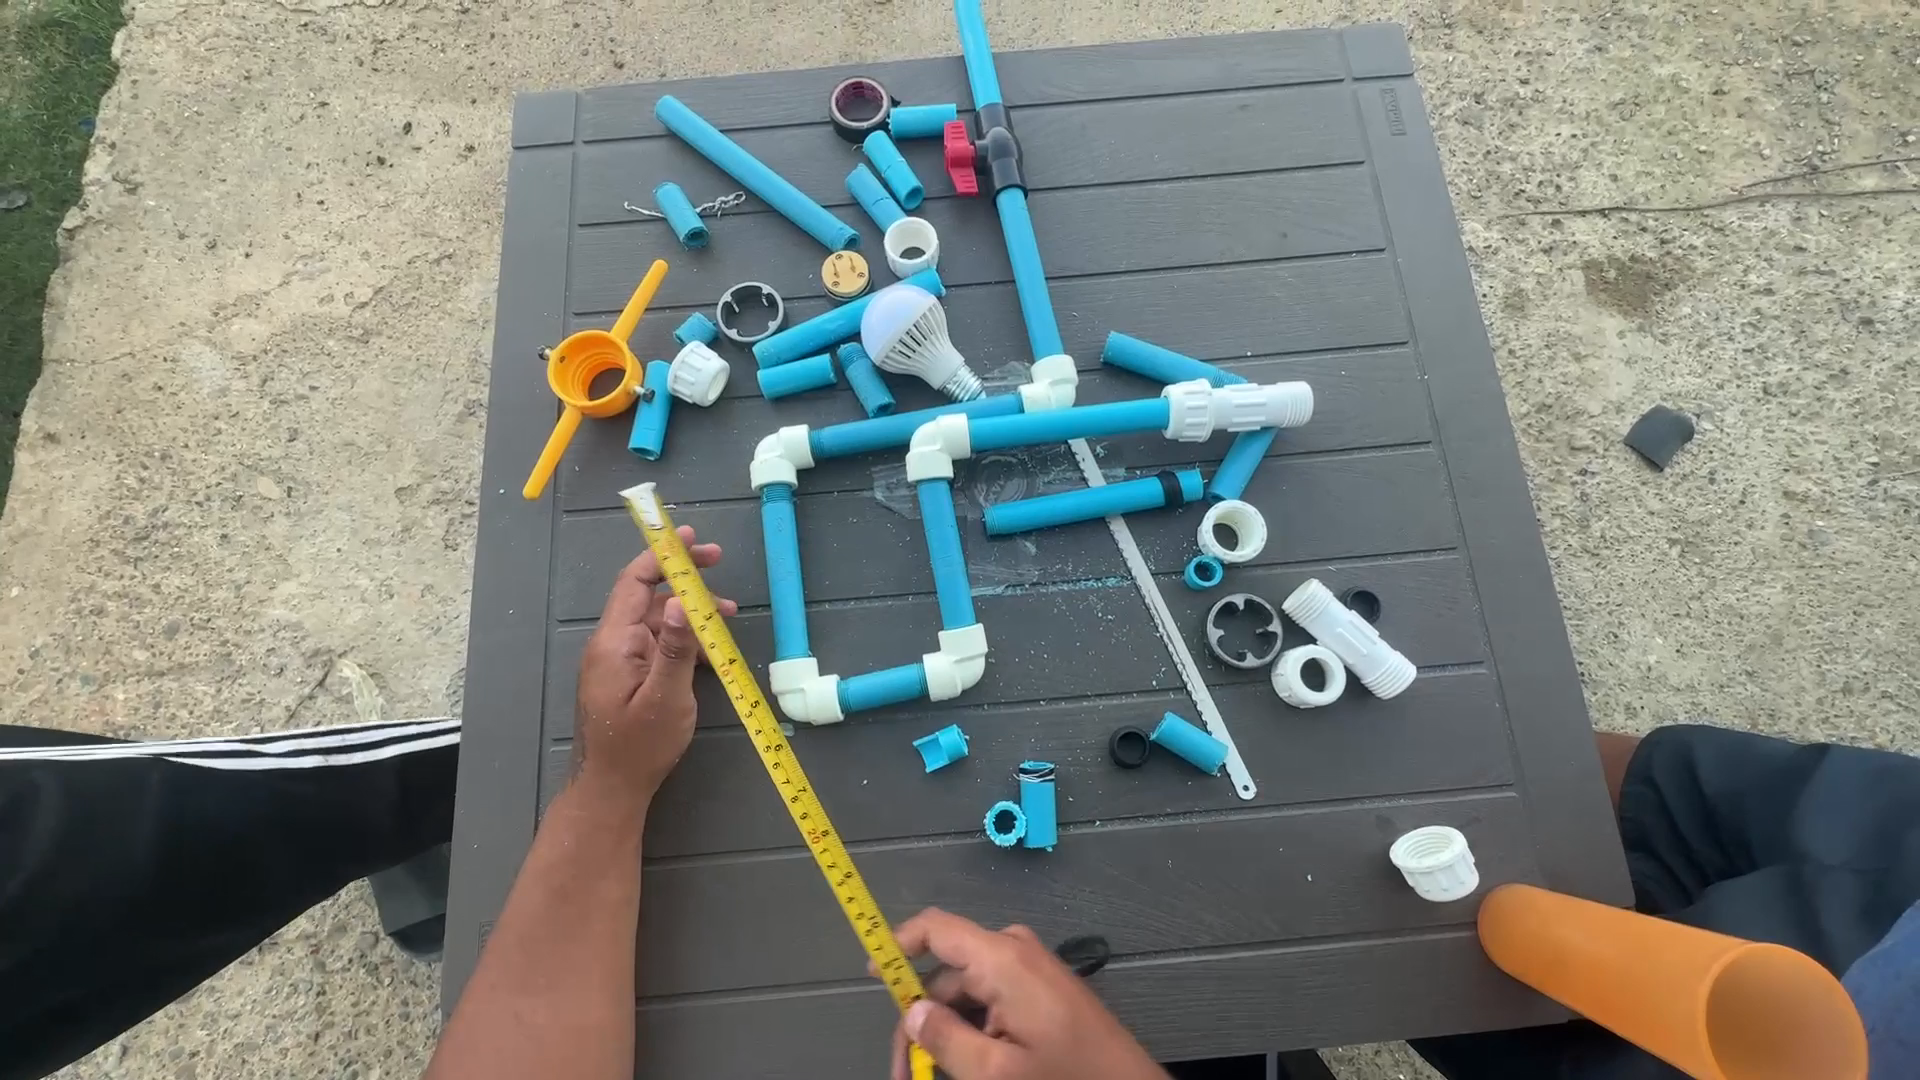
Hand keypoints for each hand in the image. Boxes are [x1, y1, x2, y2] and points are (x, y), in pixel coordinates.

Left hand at [572, 527, 737, 805]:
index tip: (690, 538)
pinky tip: (711, 650)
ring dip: (692, 610)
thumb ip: (675, 648)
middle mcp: (614, 643)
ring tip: (729, 613)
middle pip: (648, 594)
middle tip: (719, 561)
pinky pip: (661, 642)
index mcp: (615, 642)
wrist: (612, 788)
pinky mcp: (631, 673)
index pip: (634, 582)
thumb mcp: (665, 698)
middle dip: (684, 576)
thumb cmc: (639, 746)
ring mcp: (622, 659)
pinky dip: (687, 637)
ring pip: (659, 618)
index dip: (662, 556)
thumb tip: (682, 601)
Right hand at [887, 909, 1166, 1079]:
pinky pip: (992, 1000)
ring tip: (932, 1077)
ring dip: (945, 1032)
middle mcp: (1013, 950)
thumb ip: (946, 1039)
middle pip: (947, 973)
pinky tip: (966, 1065)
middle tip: (904, 1073)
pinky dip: (973, 1030)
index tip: (870, 972)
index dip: (897, 943)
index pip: (936, 927)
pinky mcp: (1041, 988)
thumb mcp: (996, 1073)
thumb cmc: (1065, 1077)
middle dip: (919, 1020)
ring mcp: (1030, 968)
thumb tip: (911, 1010)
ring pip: (968, 993)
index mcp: (1001, 957)